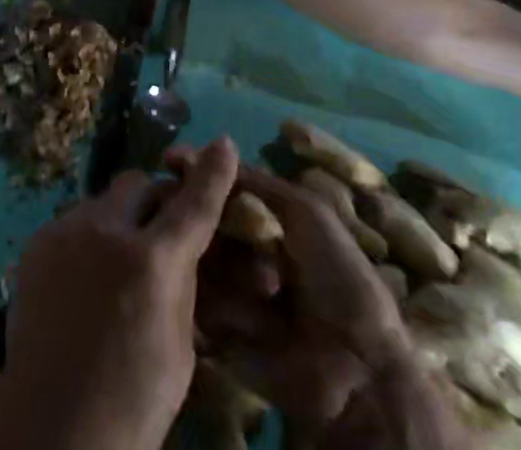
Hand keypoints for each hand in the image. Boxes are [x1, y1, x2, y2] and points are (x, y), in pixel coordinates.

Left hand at [0, 137, 238, 449]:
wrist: (54, 423)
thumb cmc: (135, 397)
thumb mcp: (181, 342)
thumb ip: (181, 280)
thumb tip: (180, 247)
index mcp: (151, 261)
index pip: (191, 202)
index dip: (212, 173)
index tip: (223, 143)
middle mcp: (103, 232)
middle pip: (137, 184)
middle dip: (154, 199)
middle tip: (159, 229)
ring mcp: (62, 234)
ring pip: (100, 202)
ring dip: (118, 220)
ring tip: (115, 260)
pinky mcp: (34, 245)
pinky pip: (71, 224)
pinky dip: (87, 238)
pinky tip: (84, 276)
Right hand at [190, 164, 467, 448]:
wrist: (353, 366)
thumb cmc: (337, 277)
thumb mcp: (306, 212)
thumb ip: (254, 181)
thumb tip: (202, 153)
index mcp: (263, 222)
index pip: (216, 191)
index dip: (194, 175)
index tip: (167, 161)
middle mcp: (239, 250)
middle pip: (197, 220)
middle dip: (196, 216)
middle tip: (186, 216)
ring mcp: (225, 288)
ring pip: (193, 257)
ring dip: (218, 264)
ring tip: (262, 289)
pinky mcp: (215, 328)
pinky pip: (195, 301)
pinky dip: (215, 302)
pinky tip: (246, 314)